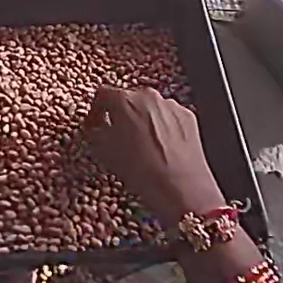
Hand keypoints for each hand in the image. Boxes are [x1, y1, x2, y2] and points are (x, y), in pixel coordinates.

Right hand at [84, 86, 224, 220]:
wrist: (181, 188)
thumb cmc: (144, 172)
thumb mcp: (106, 154)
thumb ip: (97, 133)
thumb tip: (96, 129)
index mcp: (125, 101)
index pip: (103, 94)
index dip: (96, 110)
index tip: (95, 122)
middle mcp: (148, 97)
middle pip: (128, 98)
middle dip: (121, 115)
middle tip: (117, 136)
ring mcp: (170, 105)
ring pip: (150, 107)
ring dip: (143, 120)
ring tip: (141, 146)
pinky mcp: (187, 116)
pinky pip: (168, 116)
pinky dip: (162, 126)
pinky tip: (159, 147)